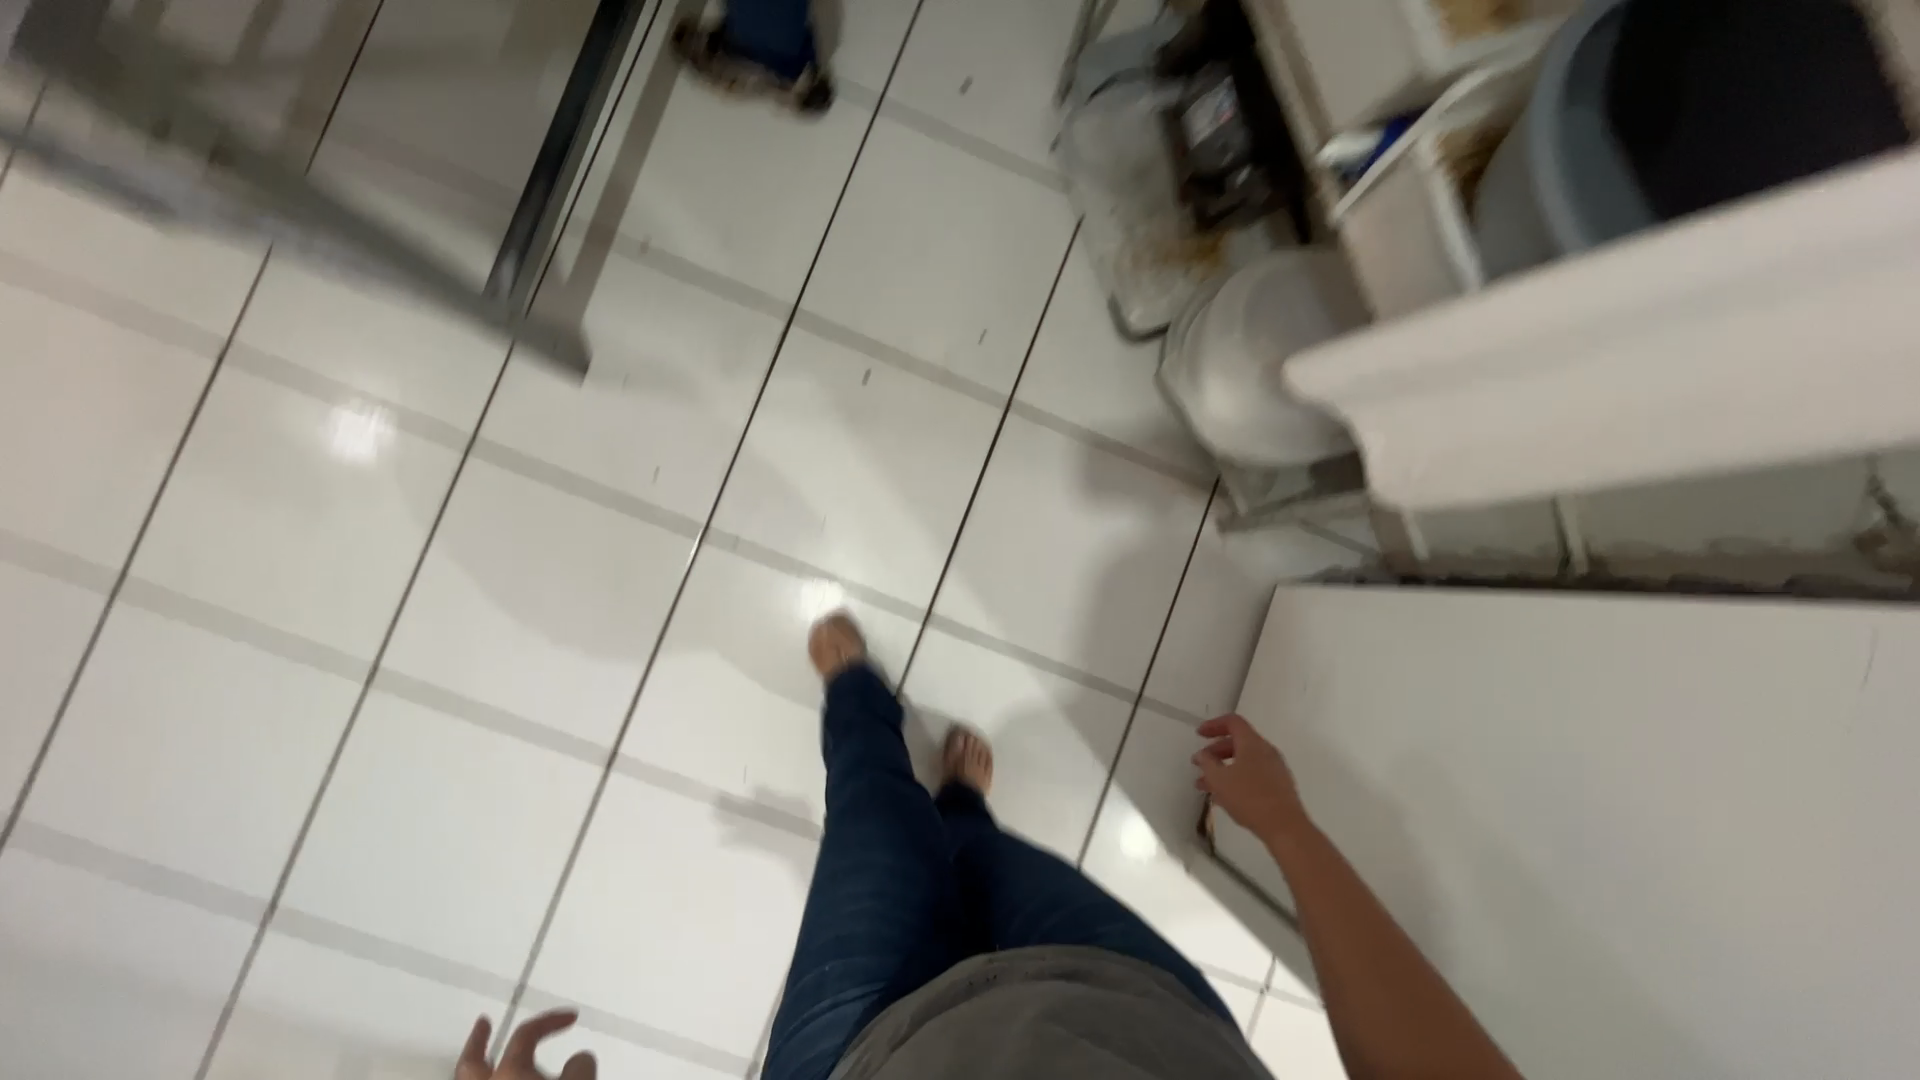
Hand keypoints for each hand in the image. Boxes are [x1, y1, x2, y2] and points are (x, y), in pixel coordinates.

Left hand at [457, 1010, 595, 1079]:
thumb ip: (581, 1066)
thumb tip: (579, 1059)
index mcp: (509, 1076)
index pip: (526, 1034)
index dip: (550, 1020)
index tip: (573, 1017)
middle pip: (470, 1065)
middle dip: (476, 1042)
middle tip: (483, 1022)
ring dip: (478, 1072)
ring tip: (488, 1062)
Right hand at [1193, 714, 1310, 842]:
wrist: (1285, 827)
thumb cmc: (1249, 797)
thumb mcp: (1219, 779)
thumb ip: (1207, 763)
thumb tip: (1202, 754)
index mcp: (1252, 743)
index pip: (1233, 722)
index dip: (1213, 725)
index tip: (1199, 734)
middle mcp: (1267, 751)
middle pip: (1238, 742)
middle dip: (1216, 751)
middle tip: (1200, 764)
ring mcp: (1276, 769)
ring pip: (1245, 761)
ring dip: (1224, 769)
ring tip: (1206, 786)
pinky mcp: (1280, 786)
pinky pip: (1254, 775)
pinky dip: (1237, 779)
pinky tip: (1224, 798)